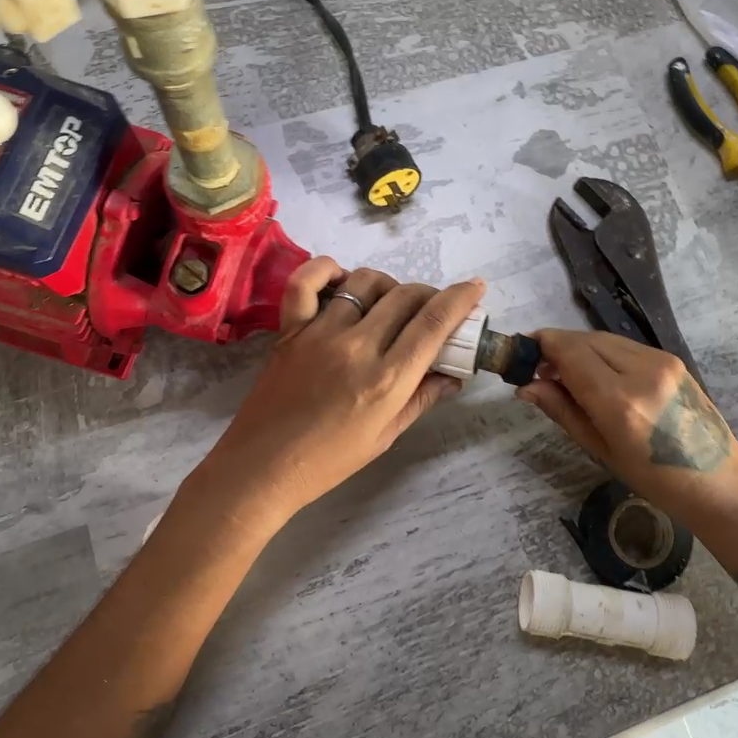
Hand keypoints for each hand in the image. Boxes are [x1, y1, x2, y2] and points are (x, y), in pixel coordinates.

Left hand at [194, 257, 485, 525]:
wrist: (262, 467)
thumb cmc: (329, 460)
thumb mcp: (386, 435)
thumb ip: (421, 398)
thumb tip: (454, 375)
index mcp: (387, 379)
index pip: (433, 322)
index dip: (460, 298)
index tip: (475, 287)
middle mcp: (358, 346)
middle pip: (405, 296)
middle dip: (428, 294)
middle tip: (430, 308)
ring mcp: (320, 332)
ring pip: (364, 282)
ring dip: (387, 285)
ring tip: (388, 303)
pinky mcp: (290, 329)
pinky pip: (306, 282)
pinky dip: (326, 269)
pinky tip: (341, 279)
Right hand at [516, 329, 737, 528]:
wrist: (718, 482)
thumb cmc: (655, 480)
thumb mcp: (601, 450)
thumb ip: (563, 411)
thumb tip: (526, 387)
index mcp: (620, 402)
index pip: (571, 353)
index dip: (543, 346)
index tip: (522, 352)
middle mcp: (642, 372)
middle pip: (586, 340)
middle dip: (558, 346)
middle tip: (539, 367)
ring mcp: (662, 362)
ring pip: (604, 338)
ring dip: (579, 347)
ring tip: (565, 372)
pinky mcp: (673, 359)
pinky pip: (625, 346)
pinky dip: (603, 351)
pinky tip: (595, 373)